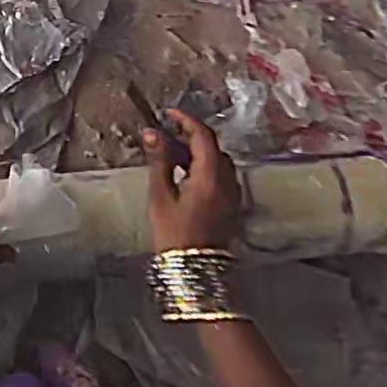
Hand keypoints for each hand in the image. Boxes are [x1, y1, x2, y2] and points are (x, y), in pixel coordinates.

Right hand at [146, 110, 243, 251]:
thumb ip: (159, 160)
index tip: (169, 114)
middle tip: (165, 136)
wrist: (196, 272)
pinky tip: (185, 174)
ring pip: (217, 160)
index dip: (186, 120)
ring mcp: (233, 193)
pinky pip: (221, 174)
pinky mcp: (232, 203)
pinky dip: (204, 166)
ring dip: (196, 151)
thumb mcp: (161, 195)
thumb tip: (152, 132)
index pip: (203, 136)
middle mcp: (228, 180)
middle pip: (212, 146)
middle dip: (189, 136)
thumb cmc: (174, 233)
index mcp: (211, 176)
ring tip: (171, 155)